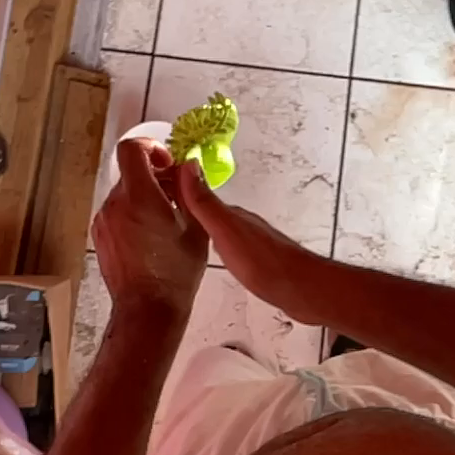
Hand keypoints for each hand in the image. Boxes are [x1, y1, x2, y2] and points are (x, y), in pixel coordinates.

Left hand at [93, 138, 208, 323]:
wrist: (147, 310)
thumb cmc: (175, 273)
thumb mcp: (195, 229)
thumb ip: (191, 191)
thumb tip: (188, 168)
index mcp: (140, 197)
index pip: (131, 149)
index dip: (151, 148)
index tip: (168, 164)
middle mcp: (116, 204)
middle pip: (131, 173)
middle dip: (155, 177)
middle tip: (177, 195)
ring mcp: (104, 221)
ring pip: (125, 193)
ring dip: (145, 197)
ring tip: (167, 220)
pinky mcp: (101, 236)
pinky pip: (118, 213)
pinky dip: (134, 214)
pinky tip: (152, 236)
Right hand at [175, 161, 321, 321]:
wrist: (300, 289)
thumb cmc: (262, 262)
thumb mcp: (226, 231)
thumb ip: (205, 203)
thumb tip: (189, 165)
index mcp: (230, 215)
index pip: (197, 196)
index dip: (176, 191)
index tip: (154, 189)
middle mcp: (240, 223)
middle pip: (207, 211)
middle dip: (185, 209)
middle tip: (159, 213)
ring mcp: (250, 241)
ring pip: (218, 228)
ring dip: (200, 226)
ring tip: (177, 233)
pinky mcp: (257, 260)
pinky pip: (229, 246)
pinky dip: (215, 244)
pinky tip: (211, 255)